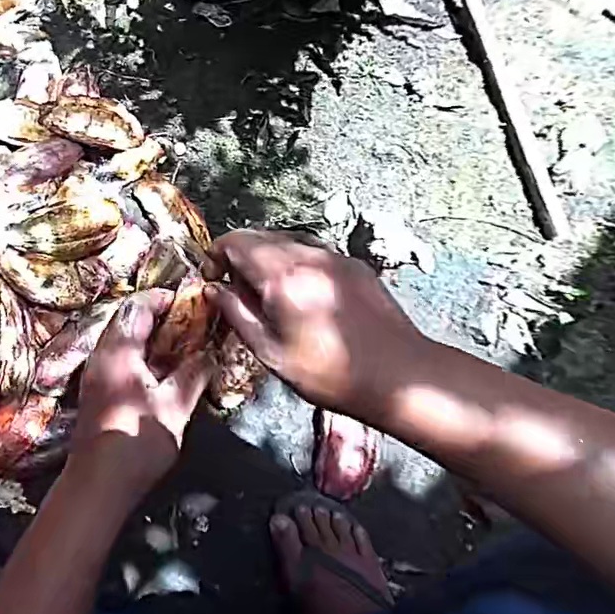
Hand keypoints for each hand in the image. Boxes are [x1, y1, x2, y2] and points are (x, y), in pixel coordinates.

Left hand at [68, 288, 213, 502]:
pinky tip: (160, 368)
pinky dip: (139, 352)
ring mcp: (94, 372)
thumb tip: (210, 355)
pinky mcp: (95, 388)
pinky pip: (117, 356)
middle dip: (157, 314)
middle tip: (188, 320)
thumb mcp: (174, 407)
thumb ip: (193, 375)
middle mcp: (101, 354)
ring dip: (148, 334)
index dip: (163, 298)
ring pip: (120, 338)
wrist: (97, 482)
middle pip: (126, 318)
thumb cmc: (136, 442)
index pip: (137, 306)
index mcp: (118, 351)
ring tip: (179, 342)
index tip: (188, 300)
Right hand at [209, 229, 437, 413]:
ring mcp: (334, 257)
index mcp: (282, 277)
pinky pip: (312, 251)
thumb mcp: (270, 353)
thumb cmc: (330, 374)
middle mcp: (308, 257)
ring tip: (268, 294)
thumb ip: (236, 314)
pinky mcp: (353, 265)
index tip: (214, 279)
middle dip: (239, 255)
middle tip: (236, 289)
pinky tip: (300, 294)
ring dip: (266, 258)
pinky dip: (294, 262)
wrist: (401, 377)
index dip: (216, 255)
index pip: (236, 242)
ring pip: (286, 241)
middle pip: (259, 236)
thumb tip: (213, 290)